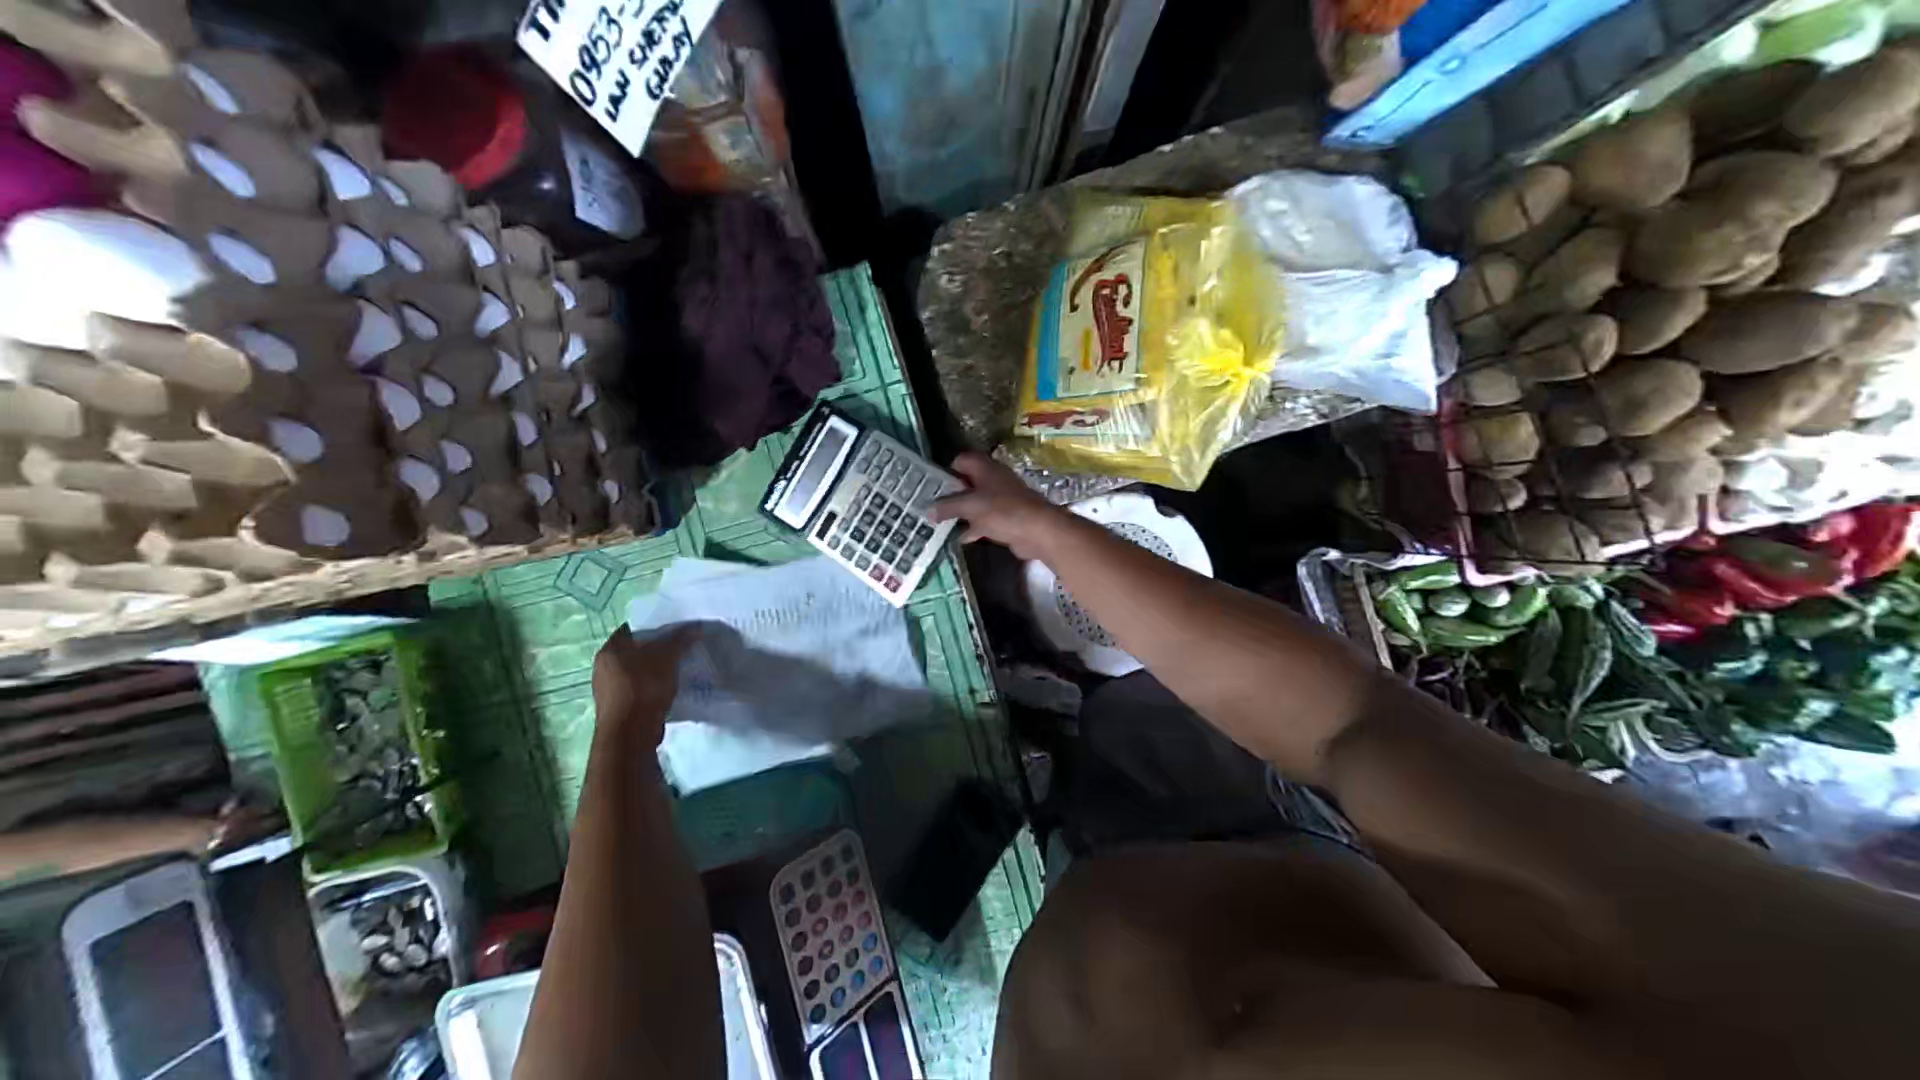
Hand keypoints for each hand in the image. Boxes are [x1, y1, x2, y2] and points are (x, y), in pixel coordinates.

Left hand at [592, 625, 693, 744]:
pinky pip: (637, 690)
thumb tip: (696, 626)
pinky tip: (667, 691)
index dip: (654, 627)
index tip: (675, 631)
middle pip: (634, 651)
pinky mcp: (616, 708)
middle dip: (656, 650)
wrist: (631, 733)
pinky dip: (651, 688)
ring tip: (677, 670)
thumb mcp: (668, 658)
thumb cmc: (644, 687)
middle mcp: (602, 667)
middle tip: (679, 650)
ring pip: (636, 672)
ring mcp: (607, 690)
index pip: (632, 629)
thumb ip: (680, 639)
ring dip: (654, 671)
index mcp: (609, 649)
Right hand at [931, 452, 1070, 560]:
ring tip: (939, 523)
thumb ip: (948, 507)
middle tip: (931, 505)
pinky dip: (973, 528)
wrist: (1039, 532)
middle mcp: (994, 481)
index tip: (932, 484)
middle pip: (968, 482)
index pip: (962, 460)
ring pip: (975, 503)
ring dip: (961, 512)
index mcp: (986, 469)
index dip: (947, 469)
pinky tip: (960, 538)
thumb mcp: (970, 506)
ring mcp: (1002, 501)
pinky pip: (984, 521)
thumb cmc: (1004, 511)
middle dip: (951, 494)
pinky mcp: (1006, 519)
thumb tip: (927, 510)